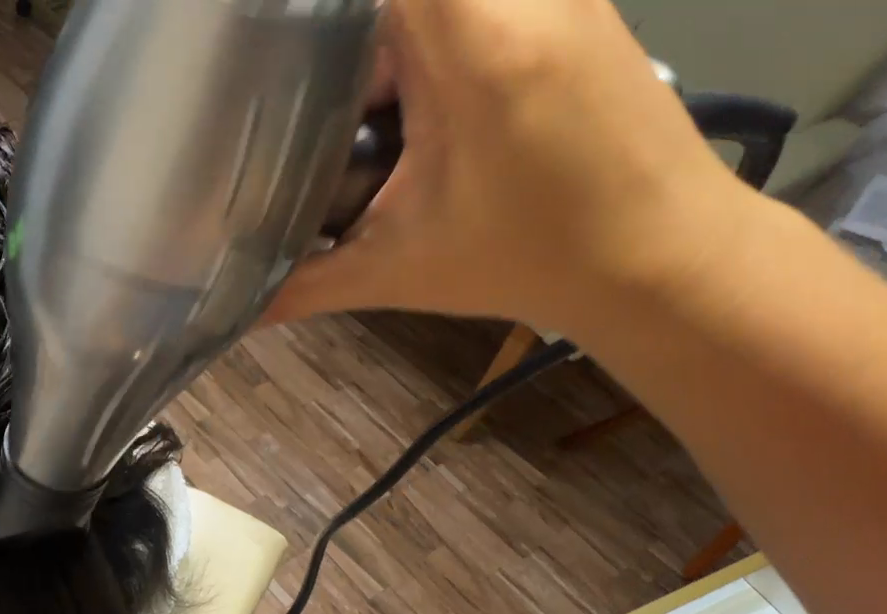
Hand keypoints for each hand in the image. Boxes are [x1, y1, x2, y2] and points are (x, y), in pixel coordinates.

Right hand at [266, 0, 760, 335]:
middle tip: (285, 67)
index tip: (255, 26)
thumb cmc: (526, 262)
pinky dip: (419, 33)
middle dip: (335, 24)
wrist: (658, 255)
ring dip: (378, 31)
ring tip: (331, 87)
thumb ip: (299, 284)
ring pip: (434, 1)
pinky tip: (388, 91)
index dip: (312, 3)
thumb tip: (229, 309)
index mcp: (476, 50)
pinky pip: (469, 6)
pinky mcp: (564, 4)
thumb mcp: (393, 271)